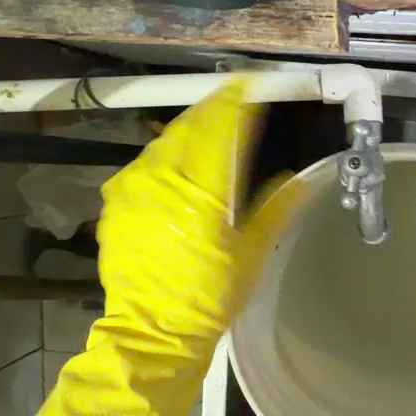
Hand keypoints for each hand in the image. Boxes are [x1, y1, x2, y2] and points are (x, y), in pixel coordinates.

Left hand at [23, 80, 300, 415]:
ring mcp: (131, 189)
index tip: (255, 83)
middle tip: (237, 99)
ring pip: (164, 142)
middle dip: (215, 109)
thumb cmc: (209, 297)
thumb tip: (300, 179)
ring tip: (213, 128)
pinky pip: (145, 165)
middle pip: (189, 126)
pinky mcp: (115, 203)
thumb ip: (276, 209)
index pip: (220, 126)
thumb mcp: (252, 253)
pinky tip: (181, 167)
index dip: (239, 100)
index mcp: (199, 189)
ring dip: (190, 131)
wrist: (151, 332)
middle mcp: (160, 178)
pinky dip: (167, 157)